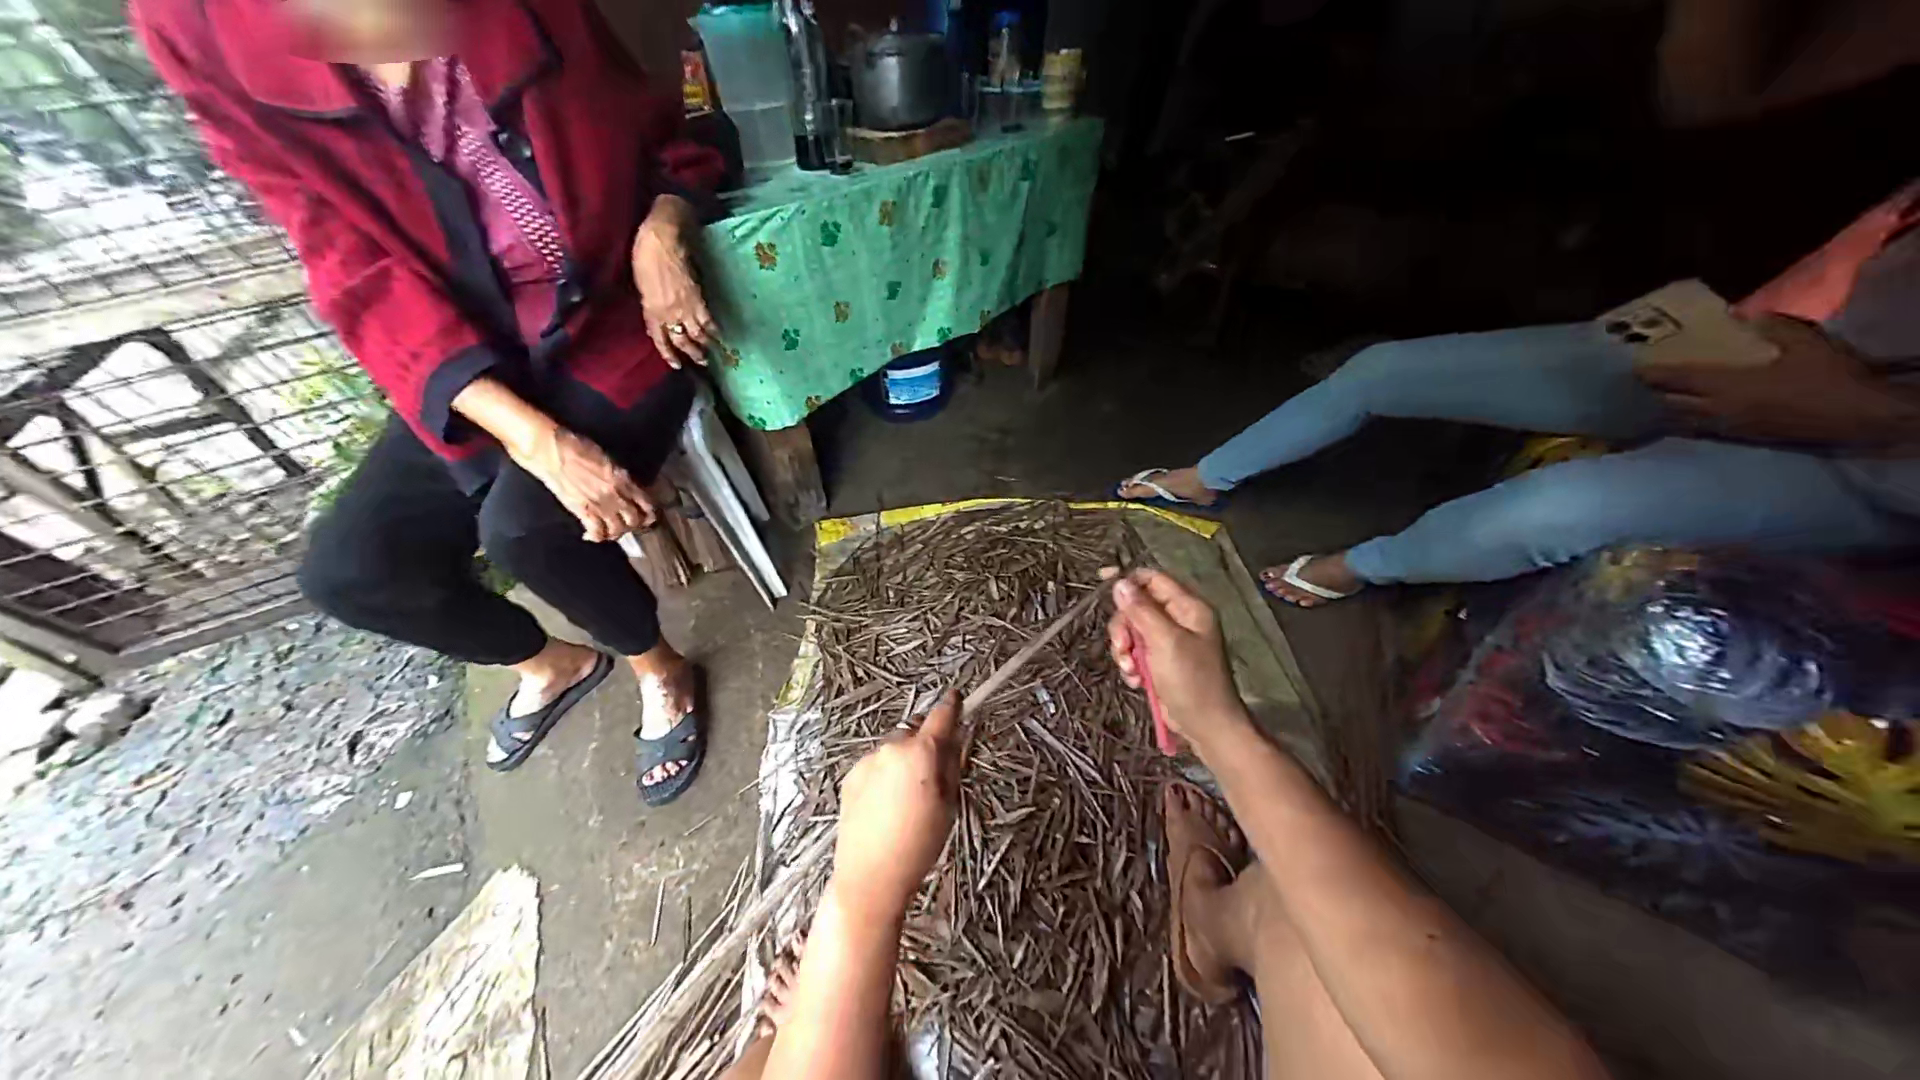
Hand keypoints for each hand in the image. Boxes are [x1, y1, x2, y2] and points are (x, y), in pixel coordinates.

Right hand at [518, 426, 656, 541]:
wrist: (551, 451)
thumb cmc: (578, 448)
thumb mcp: (609, 460)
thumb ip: (621, 477)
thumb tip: (628, 488)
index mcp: (624, 480)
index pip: (647, 503)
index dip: (650, 514)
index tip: (648, 517)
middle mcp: (616, 495)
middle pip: (634, 520)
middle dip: (635, 525)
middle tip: (628, 526)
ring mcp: (600, 504)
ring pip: (618, 529)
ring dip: (617, 533)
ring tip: (612, 531)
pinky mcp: (582, 511)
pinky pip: (596, 531)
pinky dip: (596, 537)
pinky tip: (591, 535)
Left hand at [632, 195, 717, 368]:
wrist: (661, 239)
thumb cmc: (645, 255)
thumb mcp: (642, 284)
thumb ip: (651, 303)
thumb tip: (657, 317)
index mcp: (651, 310)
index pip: (659, 339)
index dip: (668, 353)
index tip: (676, 364)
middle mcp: (667, 314)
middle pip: (681, 341)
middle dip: (692, 353)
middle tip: (702, 362)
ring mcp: (683, 308)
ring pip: (696, 334)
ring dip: (705, 345)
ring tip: (712, 352)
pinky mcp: (697, 299)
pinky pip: (707, 321)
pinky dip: (714, 329)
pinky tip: (720, 334)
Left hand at [831, 689, 962, 919]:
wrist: (870, 877)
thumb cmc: (918, 845)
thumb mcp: (949, 805)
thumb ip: (952, 764)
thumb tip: (954, 739)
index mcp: (920, 752)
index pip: (941, 717)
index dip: (952, 706)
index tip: (957, 697)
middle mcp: (891, 747)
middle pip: (916, 732)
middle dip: (926, 743)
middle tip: (934, 774)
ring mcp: (867, 761)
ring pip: (894, 748)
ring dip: (904, 759)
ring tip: (908, 797)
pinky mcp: (851, 775)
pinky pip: (876, 764)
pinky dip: (885, 773)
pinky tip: (888, 804)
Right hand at [1104, 568, 1248, 751]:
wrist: (1206, 726)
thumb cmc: (1192, 681)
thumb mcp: (1164, 642)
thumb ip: (1141, 610)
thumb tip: (1120, 583)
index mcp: (1188, 608)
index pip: (1153, 579)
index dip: (1128, 581)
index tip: (1102, 584)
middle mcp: (1179, 620)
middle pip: (1137, 606)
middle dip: (1124, 627)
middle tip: (1124, 648)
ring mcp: (1169, 642)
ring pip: (1132, 631)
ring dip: (1125, 650)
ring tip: (1131, 671)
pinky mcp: (1160, 661)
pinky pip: (1136, 652)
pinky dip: (1131, 664)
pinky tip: (1137, 680)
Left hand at [1637, 315, 1911, 443]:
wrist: (1859, 416)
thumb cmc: (1830, 378)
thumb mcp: (1807, 345)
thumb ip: (1776, 328)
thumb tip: (1747, 314)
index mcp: (1727, 384)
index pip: (1676, 379)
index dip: (1652, 374)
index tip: (1632, 369)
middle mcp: (1715, 407)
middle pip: (1667, 402)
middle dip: (1650, 394)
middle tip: (1638, 386)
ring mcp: (1723, 425)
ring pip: (1678, 419)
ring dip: (1662, 410)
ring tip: (1649, 401)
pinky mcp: (1736, 436)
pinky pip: (1696, 429)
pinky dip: (1682, 422)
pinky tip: (1679, 417)